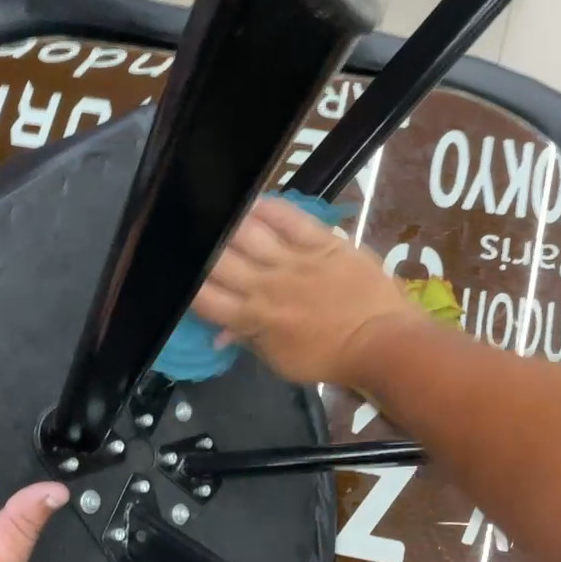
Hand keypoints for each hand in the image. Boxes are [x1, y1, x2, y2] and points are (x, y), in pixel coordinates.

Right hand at [194, 197, 421, 385]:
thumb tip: (220, 330)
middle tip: (189, 235)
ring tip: (213, 210)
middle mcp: (266, 285)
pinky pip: (289, 217)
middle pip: (219, 260)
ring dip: (227, 222)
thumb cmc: (331, 359)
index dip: (186, 283)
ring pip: (248, 233)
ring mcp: (294, 260)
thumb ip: (249, 340)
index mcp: (253, 319)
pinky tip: (251, 199)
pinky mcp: (323, 242)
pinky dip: (268, 206)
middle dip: (200, 248)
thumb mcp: (282, 362)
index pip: (204, 297)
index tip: (178, 272)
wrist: (381, 342)